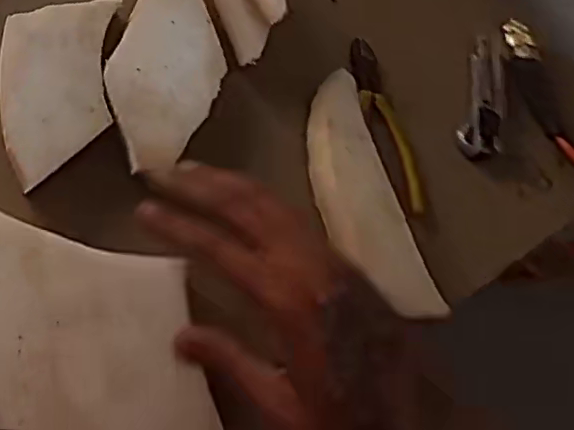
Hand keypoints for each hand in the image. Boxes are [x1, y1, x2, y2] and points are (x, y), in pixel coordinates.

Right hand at [137, 162, 427, 429]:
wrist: (430, 422)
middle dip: (196, 184)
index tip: (143, 209)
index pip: (217, 246)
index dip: (176, 224)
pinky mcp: (340, 256)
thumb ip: (230, 361)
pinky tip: (237, 192)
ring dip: (224, 179)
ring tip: (189, 169)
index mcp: (286, 298)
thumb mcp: (285, 405)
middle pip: (242, 205)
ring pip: (267, 198)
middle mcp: (305, 263)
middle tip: (159, 171)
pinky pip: (288, 210)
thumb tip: (179, 337)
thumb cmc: (351, 416)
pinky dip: (254, 192)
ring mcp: (326, 254)